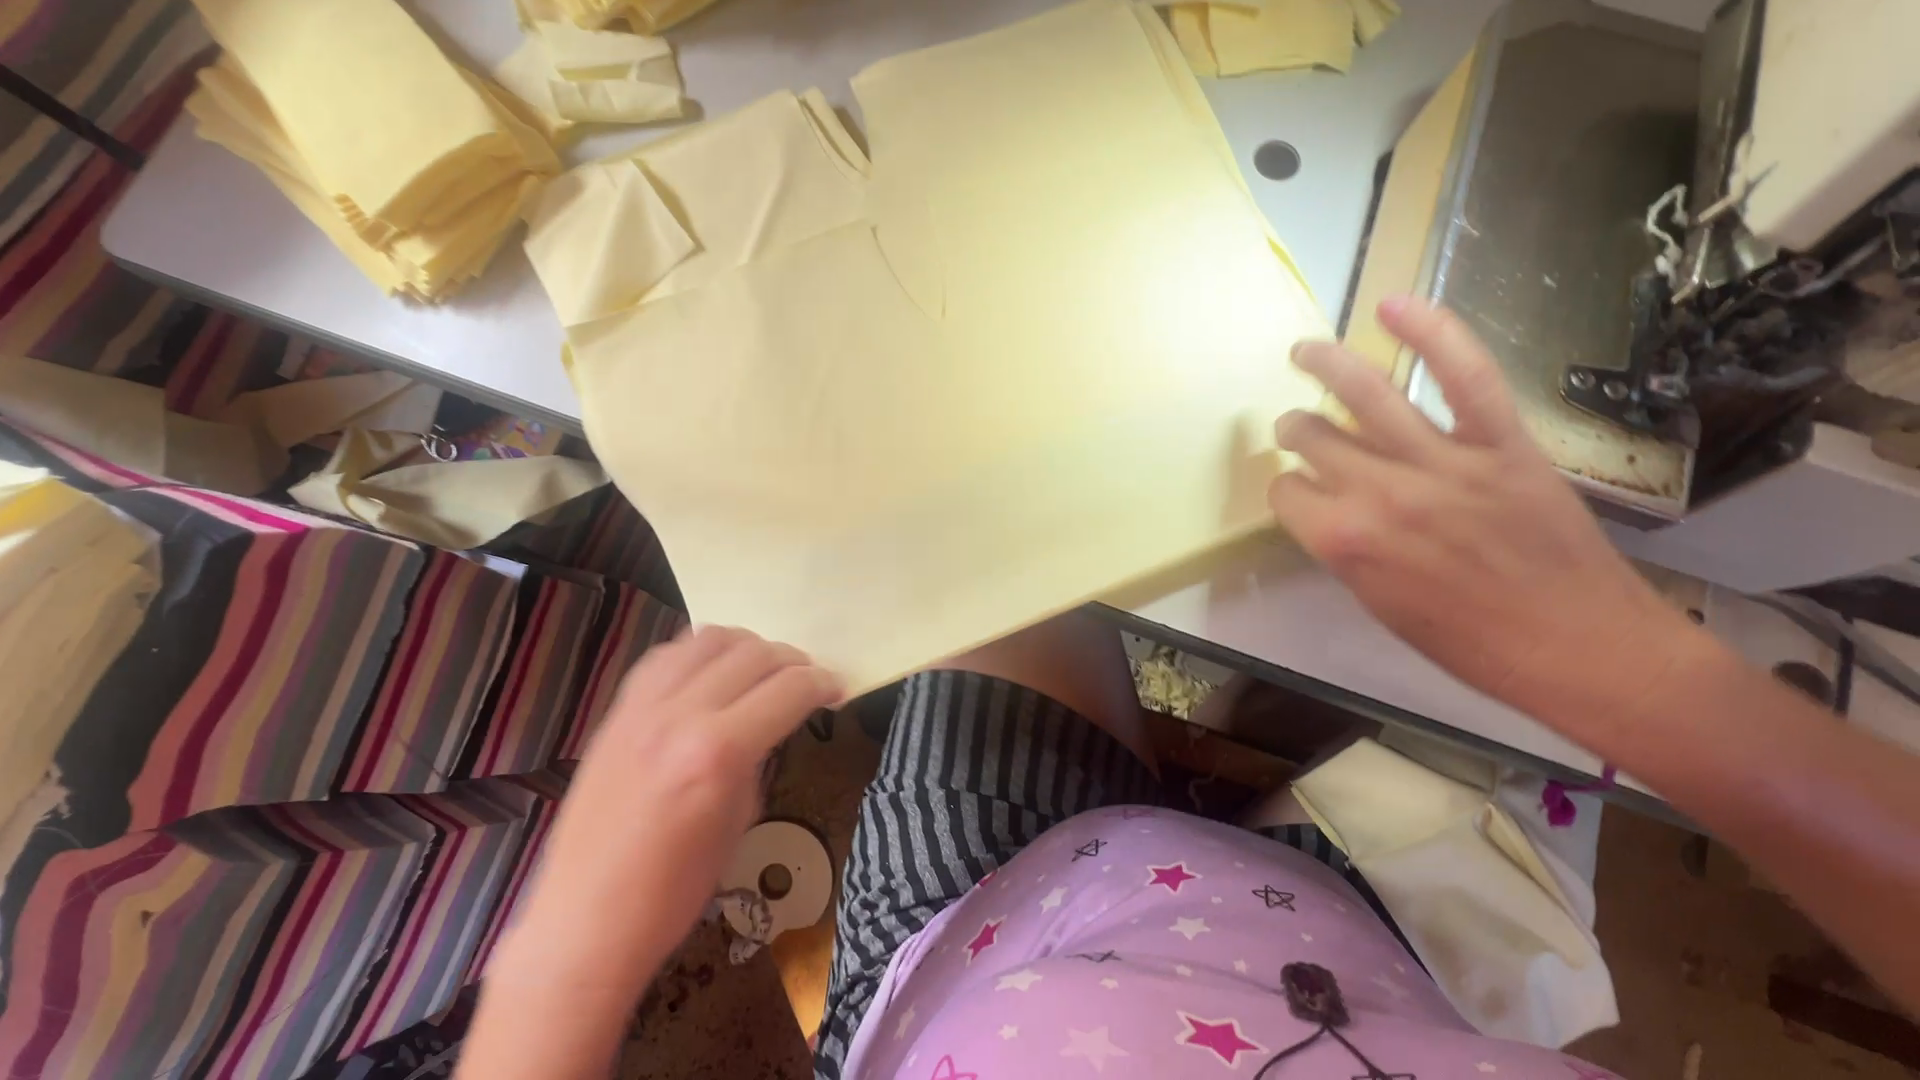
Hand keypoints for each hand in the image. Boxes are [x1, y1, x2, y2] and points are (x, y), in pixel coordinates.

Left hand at [511, 627, 841, 977]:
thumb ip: (755, 761)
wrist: (584, 923)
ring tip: (761, 667)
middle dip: (792, 661)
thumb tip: (769, 727)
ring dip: (746, 646)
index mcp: (718, 753)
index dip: (822, 683)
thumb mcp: (737, 824)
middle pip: (753, 655)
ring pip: (706, 640)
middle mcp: (679, 716)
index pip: (788, 690)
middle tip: (808, 679)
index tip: (837, 688)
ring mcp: (640, 709)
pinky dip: (698, 653)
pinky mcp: (615, 714)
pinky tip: (710, 673)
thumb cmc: (673, 894)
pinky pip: (664, 658)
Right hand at [1268, 296, 1709, 720]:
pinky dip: (1432, 332)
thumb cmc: (1468, 643)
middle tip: (1296, 426)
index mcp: (1343, 541)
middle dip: (1295, 428)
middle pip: (1314, 436)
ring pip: (1367, 394)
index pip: (1287, 491)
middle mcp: (1379, 492)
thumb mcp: (1379, 605)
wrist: (1575, 647)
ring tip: (1306, 351)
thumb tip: (1330, 509)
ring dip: (1325, 365)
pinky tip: (1394, 306)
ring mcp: (1442, 462)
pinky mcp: (1501, 444)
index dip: (1288, 489)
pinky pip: (1463, 375)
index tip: (1300, 491)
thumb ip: (1346, 549)